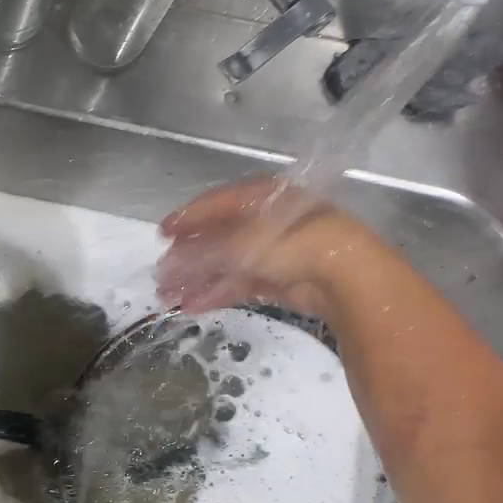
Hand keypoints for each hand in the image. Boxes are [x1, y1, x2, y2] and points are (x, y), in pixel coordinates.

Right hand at [155, 177, 385, 316]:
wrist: (342, 276)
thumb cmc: (289, 245)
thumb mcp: (237, 245)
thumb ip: (200, 253)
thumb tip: (167, 262)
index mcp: (262, 198)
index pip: (215, 204)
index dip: (186, 218)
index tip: (161, 233)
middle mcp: (268, 219)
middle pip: (219, 237)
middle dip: (187, 257)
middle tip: (161, 272)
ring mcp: (275, 249)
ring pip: (226, 263)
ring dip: (197, 279)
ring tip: (170, 296)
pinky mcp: (279, 277)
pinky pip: (239, 283)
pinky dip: (216, 292)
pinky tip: (192, 305)